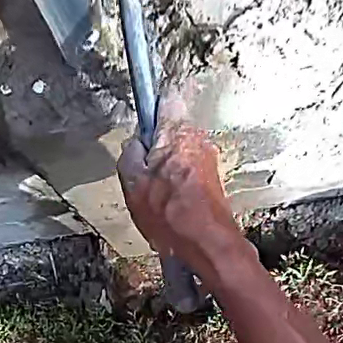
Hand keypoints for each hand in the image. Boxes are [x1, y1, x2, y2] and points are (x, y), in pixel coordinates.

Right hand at [117, 119, 246, 274]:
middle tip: (144, 175)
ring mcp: (208, 161)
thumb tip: (135, 146)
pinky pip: (188, 175)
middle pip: (170, 133)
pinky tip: (171, 207)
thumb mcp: (132, 182)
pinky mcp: (213, 181)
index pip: (163, 99)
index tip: (140, 127)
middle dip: (155, 151)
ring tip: (158, 197)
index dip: (148, 111)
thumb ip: (129, 154)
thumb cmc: (172, 215)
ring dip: (166, 172)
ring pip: (179, 156)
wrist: (207, 243)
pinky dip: (178, 188)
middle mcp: (198, 141)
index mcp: (177, 132)